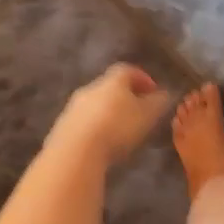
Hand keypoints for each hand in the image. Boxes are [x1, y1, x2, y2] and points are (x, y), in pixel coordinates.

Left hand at [54, 63, 171, 162]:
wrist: (74, 154)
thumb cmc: (117, 128)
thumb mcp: (147, 115)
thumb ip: (158, 102)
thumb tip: (165, 93)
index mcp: (112, 81)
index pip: (128, 70)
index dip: (142, 78)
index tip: (153, 92)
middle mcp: (90, 89)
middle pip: (108, 88)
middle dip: (122, 98)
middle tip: (135, 112)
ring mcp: (71, 109)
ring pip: (93, 106)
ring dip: (105, 115)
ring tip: (117, 132)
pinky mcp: (59, 131)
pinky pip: (80, 125)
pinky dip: (91, 131)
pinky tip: (98, 146)